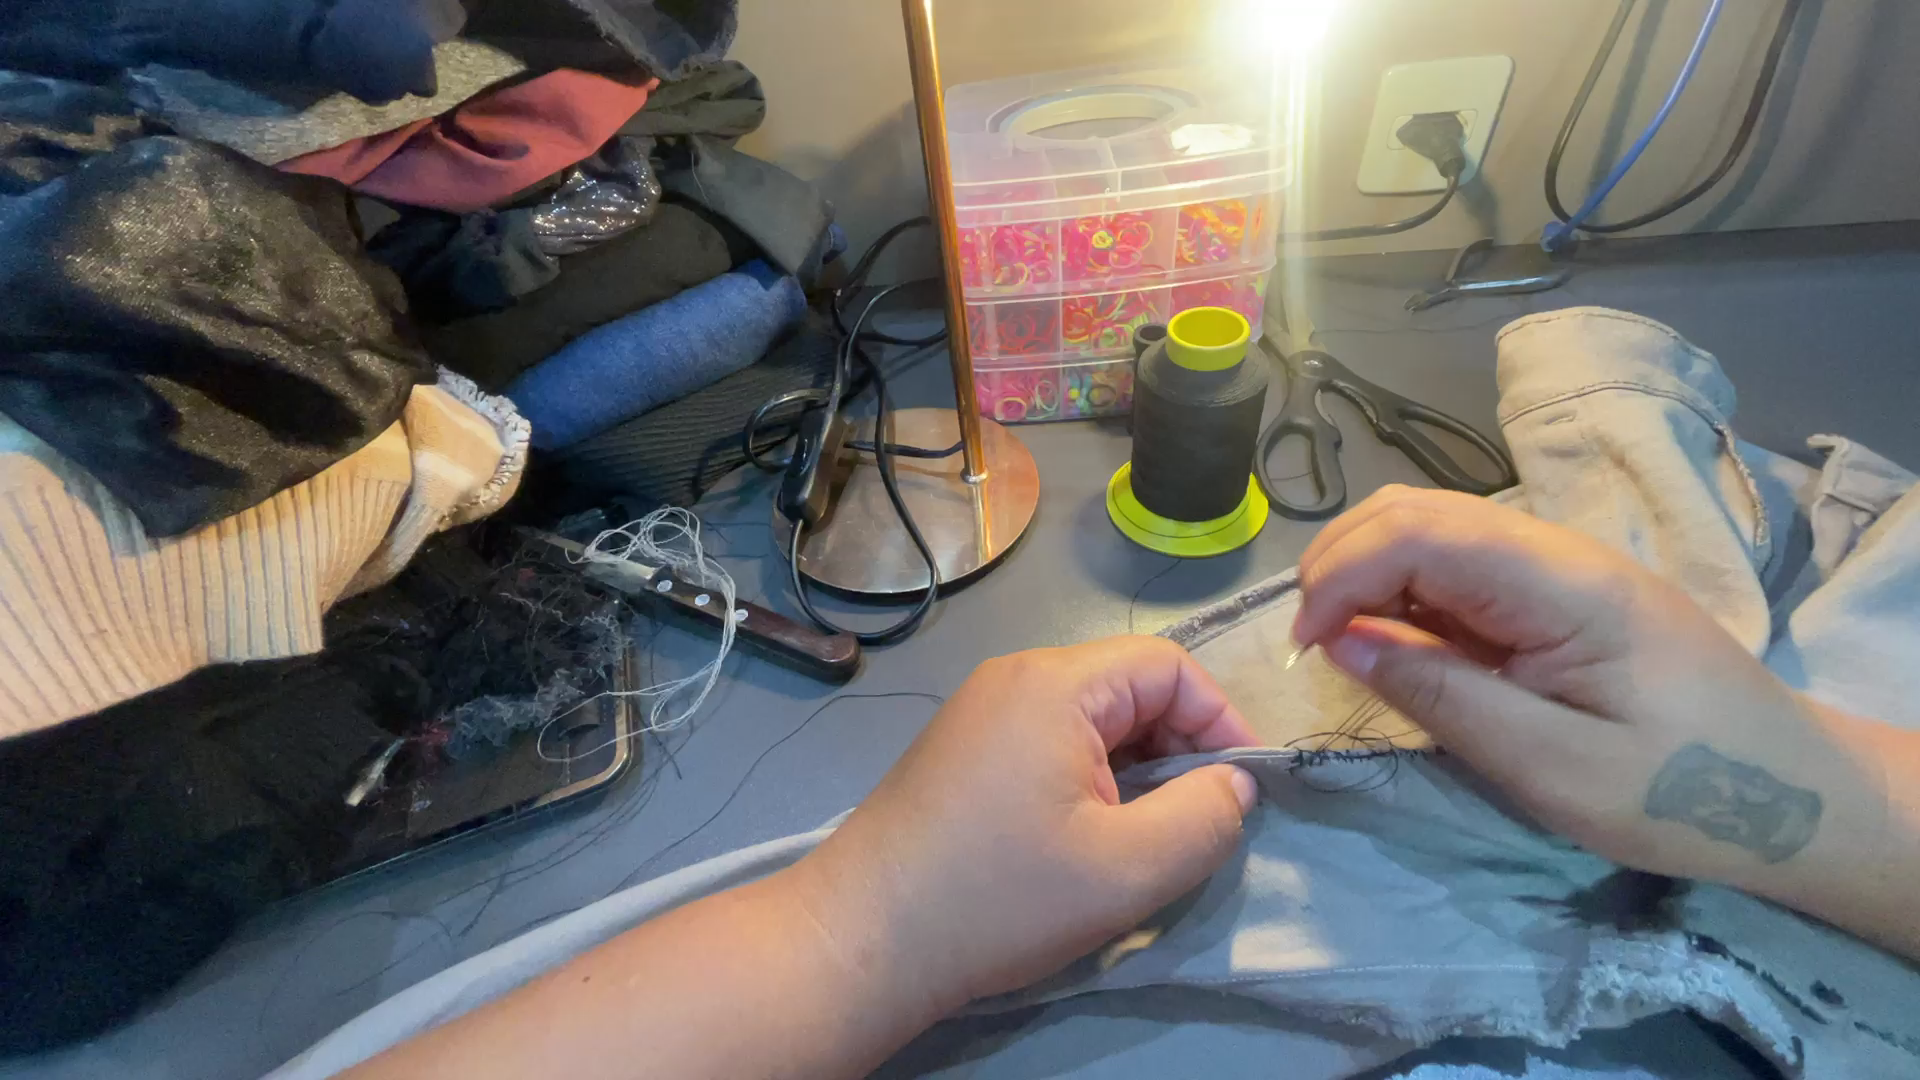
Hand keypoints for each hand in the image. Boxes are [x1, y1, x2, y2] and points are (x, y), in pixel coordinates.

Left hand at [786, 637, 1258, 1016]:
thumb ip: (1204, 818)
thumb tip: (1235, 780)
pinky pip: (1051, 736)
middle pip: (1126, 685)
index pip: (1166, 665)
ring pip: (1090, 715)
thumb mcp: (1126, 869)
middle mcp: (1015, 675)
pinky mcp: (966, 743)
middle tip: (1196, 819)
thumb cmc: (998, 896)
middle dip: (1178, 745)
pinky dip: (1090, 773)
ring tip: (1146, 831)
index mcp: (1054, 682)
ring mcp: (983, 707)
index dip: (1219, 717)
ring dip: (1135, 764)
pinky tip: (1090, 827)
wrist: (866, 933)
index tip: (1244, 786)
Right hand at [1290, 486, 1854, 888]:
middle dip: (1335, 563)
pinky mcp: (1531, 582)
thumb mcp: (1553, 767)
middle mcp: (1546, 548)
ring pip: (1413, 520)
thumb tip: (1339, 640)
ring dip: (1354, 566)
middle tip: (1315, 640)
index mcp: (1562, 584)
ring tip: (1339, 633)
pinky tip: (1385, 631)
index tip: (1310, 645)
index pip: (1419, 532)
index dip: (1342, 574)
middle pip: (1406, 509)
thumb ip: (1440, 696)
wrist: (1793, 797)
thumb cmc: (1681, 792)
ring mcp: (1540, 559)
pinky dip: (1385, 583)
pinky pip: (1434, 555)